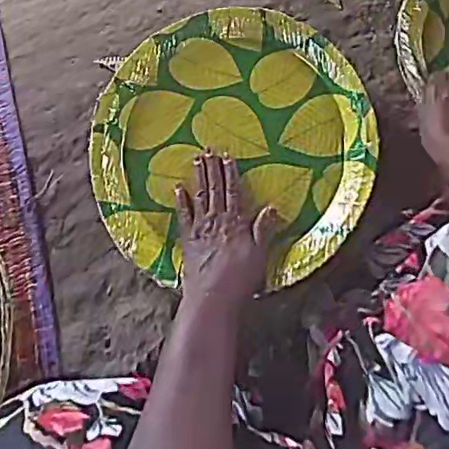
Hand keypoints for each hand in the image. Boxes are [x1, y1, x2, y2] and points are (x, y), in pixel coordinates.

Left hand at [176, 154, 279, 308]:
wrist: (212, 299)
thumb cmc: (240, 279)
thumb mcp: (260, 254)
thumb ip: (264, 229)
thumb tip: (271, 206)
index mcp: (235, 221)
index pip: (233, 191)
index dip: (230, 172)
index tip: (227, 155)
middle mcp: (217, 220)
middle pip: (215, 189)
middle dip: (212, 168)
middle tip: (208, 149)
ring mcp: (200, 229)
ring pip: (200, 197)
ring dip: (198, 177)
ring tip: (196, 160)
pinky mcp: (187, 240)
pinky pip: (183, 216)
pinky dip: (180, 201)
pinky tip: (177, 189)